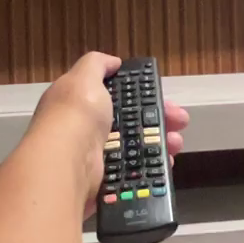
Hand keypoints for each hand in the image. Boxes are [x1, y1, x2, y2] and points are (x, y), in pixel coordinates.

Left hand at [27, 53, 189, 214]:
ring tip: (177, 144)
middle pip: (130, 122)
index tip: (162, 97)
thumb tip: (114, 61)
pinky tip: (166, 163)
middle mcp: (87, 129)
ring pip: (136, 147)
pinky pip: (134, 172)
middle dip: (158, 119)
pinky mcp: (104, 180)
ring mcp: (96, 156)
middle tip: (180, 121)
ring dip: (161, 144)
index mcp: (81, 103)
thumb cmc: (75, 116)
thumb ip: (97, 64)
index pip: (116, 96)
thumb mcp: (83, 78)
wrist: (63, 166)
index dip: (141, 95)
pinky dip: (153, 168)